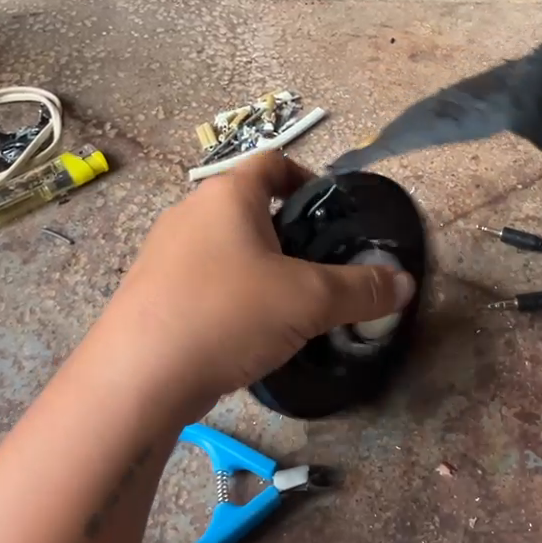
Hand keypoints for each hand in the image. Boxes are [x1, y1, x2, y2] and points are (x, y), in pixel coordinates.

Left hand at [85, 152, 415, 421]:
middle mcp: (190, 212)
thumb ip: (361, 290)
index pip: (272, 163)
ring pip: (225, 247)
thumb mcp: (308, 300)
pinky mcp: (150, 292)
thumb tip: (405, 284)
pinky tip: (246, 333)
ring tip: (288, 306)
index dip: (307, 179)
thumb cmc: (227, 314)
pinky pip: (202, 280)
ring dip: (258, 267)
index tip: (330, 212)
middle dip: (287, 234)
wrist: (136, 378)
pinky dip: (229, 294)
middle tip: (320, 269)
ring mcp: (163, 253)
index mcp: (227, 195)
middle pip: (249, 207)